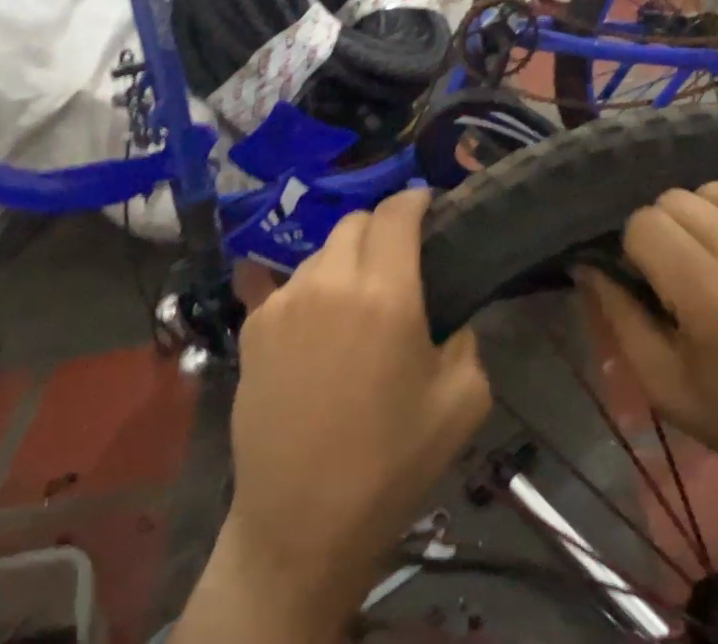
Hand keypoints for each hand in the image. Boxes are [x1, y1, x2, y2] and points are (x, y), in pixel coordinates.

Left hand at [223, 188, 491, 616]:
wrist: (302, 519)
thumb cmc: (392, 463)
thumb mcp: (464, 402)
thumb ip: (466, 339)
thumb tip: (445, 315)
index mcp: (386, 294)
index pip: (397, 213)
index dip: (417, 199)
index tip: (430, 206)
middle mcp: (328, 282)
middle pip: (356, 222)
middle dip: (383, 228)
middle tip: (401, 261)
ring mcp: (282, 303)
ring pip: (321, 253)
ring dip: (347, 260)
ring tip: (360, 301)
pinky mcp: (252, 328)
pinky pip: (290, 288)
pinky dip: (315, 292)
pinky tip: (322, 331)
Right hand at [576, 182, 717, 499]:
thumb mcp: (669, 390)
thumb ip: (620, 319)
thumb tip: (588, 264)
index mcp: (716, 299)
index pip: (645, 223)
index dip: (635, 251)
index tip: (650, 287)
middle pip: (678, 198)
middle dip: (666, 231)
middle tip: (681, 278)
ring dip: (705, 221)